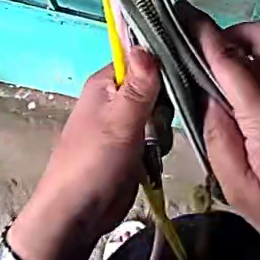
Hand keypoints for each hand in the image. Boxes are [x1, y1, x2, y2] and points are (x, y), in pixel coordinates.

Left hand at [8, 49, 160, 259]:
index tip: (183, 75)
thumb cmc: (94, 162)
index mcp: (105, 82)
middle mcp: (114, 96)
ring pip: (159, 112)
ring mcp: (123, 122)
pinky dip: (159, 145)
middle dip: (165, 103)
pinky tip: (157, 157)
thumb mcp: (120, 120)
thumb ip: (139, 85)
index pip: (141, 56)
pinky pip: (155, 135)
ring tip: (157, 144)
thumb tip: (146, 44)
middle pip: (156, 85)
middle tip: (163, 120)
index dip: (163, 63)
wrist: (76, 215)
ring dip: (163, 129)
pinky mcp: (131, 145)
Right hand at [183, 7, 259, 259]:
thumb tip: (208, 101)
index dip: (202, 32)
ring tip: (226, 82)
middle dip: (231, 31)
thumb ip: (218, 140)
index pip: (229, 58)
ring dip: (250, 51)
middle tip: (206, 55)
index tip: (182, 14)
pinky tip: (255, 105)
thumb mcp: (243, 193)